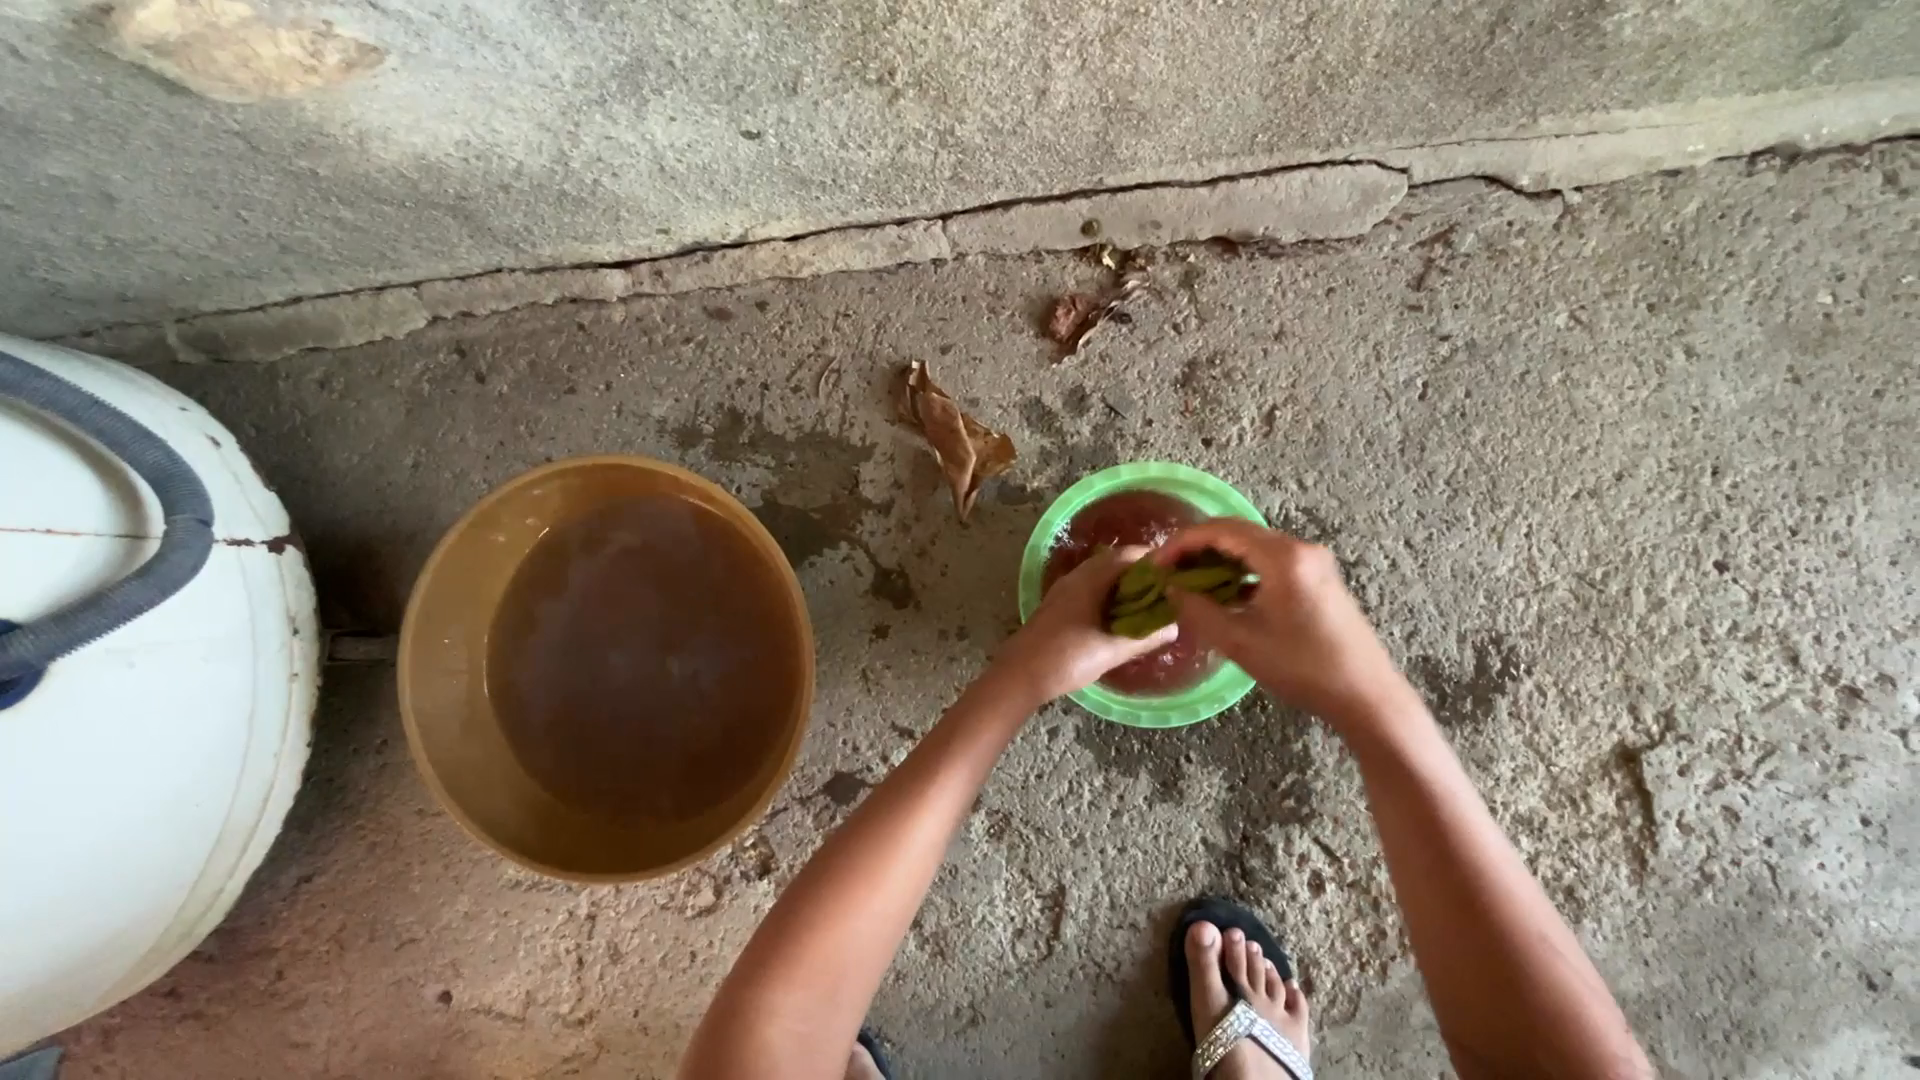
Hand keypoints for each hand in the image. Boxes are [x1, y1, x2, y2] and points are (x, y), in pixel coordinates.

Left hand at [990, 546, 1178, 704]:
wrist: (1018, 675)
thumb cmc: (1065, 658)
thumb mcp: (1111, 650)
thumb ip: (1144, 636)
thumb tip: (1174, 626)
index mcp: (1089, 580)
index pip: (1127, 555)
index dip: (1154, 560)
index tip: (1176, 574)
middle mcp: (1076, 578)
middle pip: (1114, 563)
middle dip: (1141, 573)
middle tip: (1167, 591)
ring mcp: (1064, 591)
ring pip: (1101, 577)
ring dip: (1124, 586)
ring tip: (1149, 605)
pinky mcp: (1058, 606)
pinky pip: (1090, 590)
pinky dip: (1109, 596)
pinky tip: (1120, 618)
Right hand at [1154, 521, 1411, 728]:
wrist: (1367, 696)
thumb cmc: (1302, 669)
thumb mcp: (1240, 642)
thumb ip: (1198, 610)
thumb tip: (1171, 589)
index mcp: (1283, 557)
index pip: (1220, 530)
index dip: (1181, 544)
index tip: (1155, 566)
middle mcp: (1300, 549)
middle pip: (1236, 532)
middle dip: (1196, 549)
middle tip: (1167, 572)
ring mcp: (1313, 563)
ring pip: (1252, 546)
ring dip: (1218, 560)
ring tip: (1187, 583)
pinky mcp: (1318, 579)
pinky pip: (1269, 562)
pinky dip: (1241, 570)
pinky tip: (1222, 593)